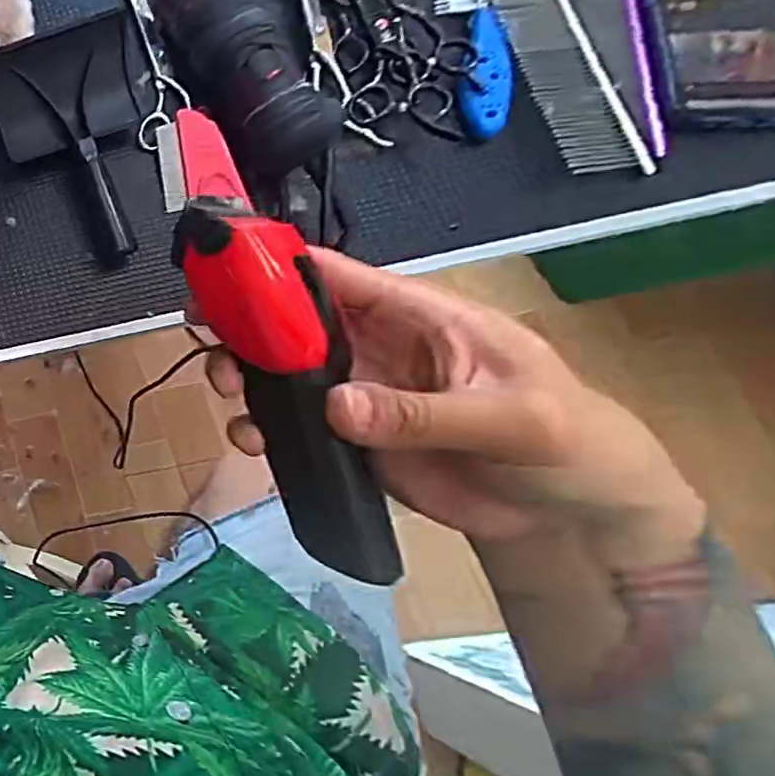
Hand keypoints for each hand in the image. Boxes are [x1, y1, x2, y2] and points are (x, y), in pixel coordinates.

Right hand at [206, 248, 703, 558]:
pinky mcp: (345, 437)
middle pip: (288, 320)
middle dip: (242, 325)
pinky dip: (261, 428)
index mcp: (411, 314)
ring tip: (230, 396)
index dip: (273, 266)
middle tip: (209, 344)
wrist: (565, 509)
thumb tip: (336, 406)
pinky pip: (290, 424)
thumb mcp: (510, 418)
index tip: (220, 275)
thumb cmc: (562, 438)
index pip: (332, 274)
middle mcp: (369, 346)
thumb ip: (424, 412)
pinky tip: (254, 441)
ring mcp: (353, 392)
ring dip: (243, 377)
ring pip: (278, 372)